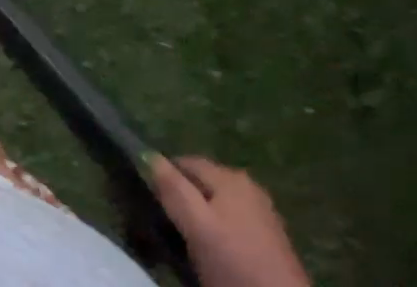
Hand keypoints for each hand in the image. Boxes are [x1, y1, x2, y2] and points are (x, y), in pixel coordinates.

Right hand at [148, 155, 310, 286]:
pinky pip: (230, 221)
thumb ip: (172, 188)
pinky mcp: (268, 236)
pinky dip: (215, 229)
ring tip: (186, 239)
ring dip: (197, 215)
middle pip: (201, 182)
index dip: (162, 176)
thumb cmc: (234, 262)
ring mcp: (261, 212)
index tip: (149, 200)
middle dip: (181, 196)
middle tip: (166, 222)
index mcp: (230, 177)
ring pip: (215, 203)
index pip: (184, 162)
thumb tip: (148, 155)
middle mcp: (248, 186)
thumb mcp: (196, 225)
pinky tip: (212, 249)